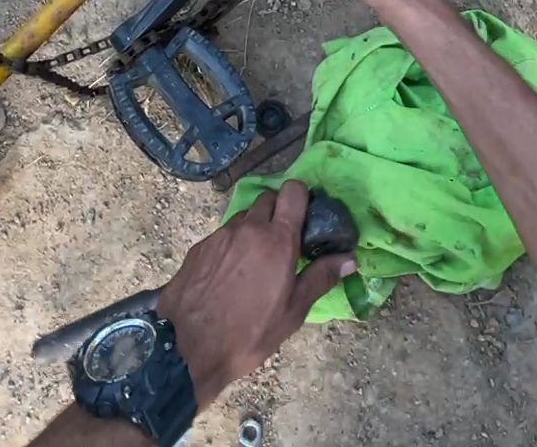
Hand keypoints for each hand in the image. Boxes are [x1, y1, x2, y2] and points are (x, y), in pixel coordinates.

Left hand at [155, 181, 356, 405]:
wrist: (187, 345)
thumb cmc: (249, 332)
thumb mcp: (293, 312)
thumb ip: (320, 278)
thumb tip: (349, 259)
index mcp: (278, 239)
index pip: (293, 191)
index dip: (301, 197)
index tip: (305, 216)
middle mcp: (250, 227)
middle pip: (269, 198)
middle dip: (278, 212)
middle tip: (283, 241)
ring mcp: (222, 233)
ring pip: (246, 216)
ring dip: (255, 228)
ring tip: (256, 261)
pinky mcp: (201, 244)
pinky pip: (224, 233)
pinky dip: (233, 244)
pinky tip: (230, 273)